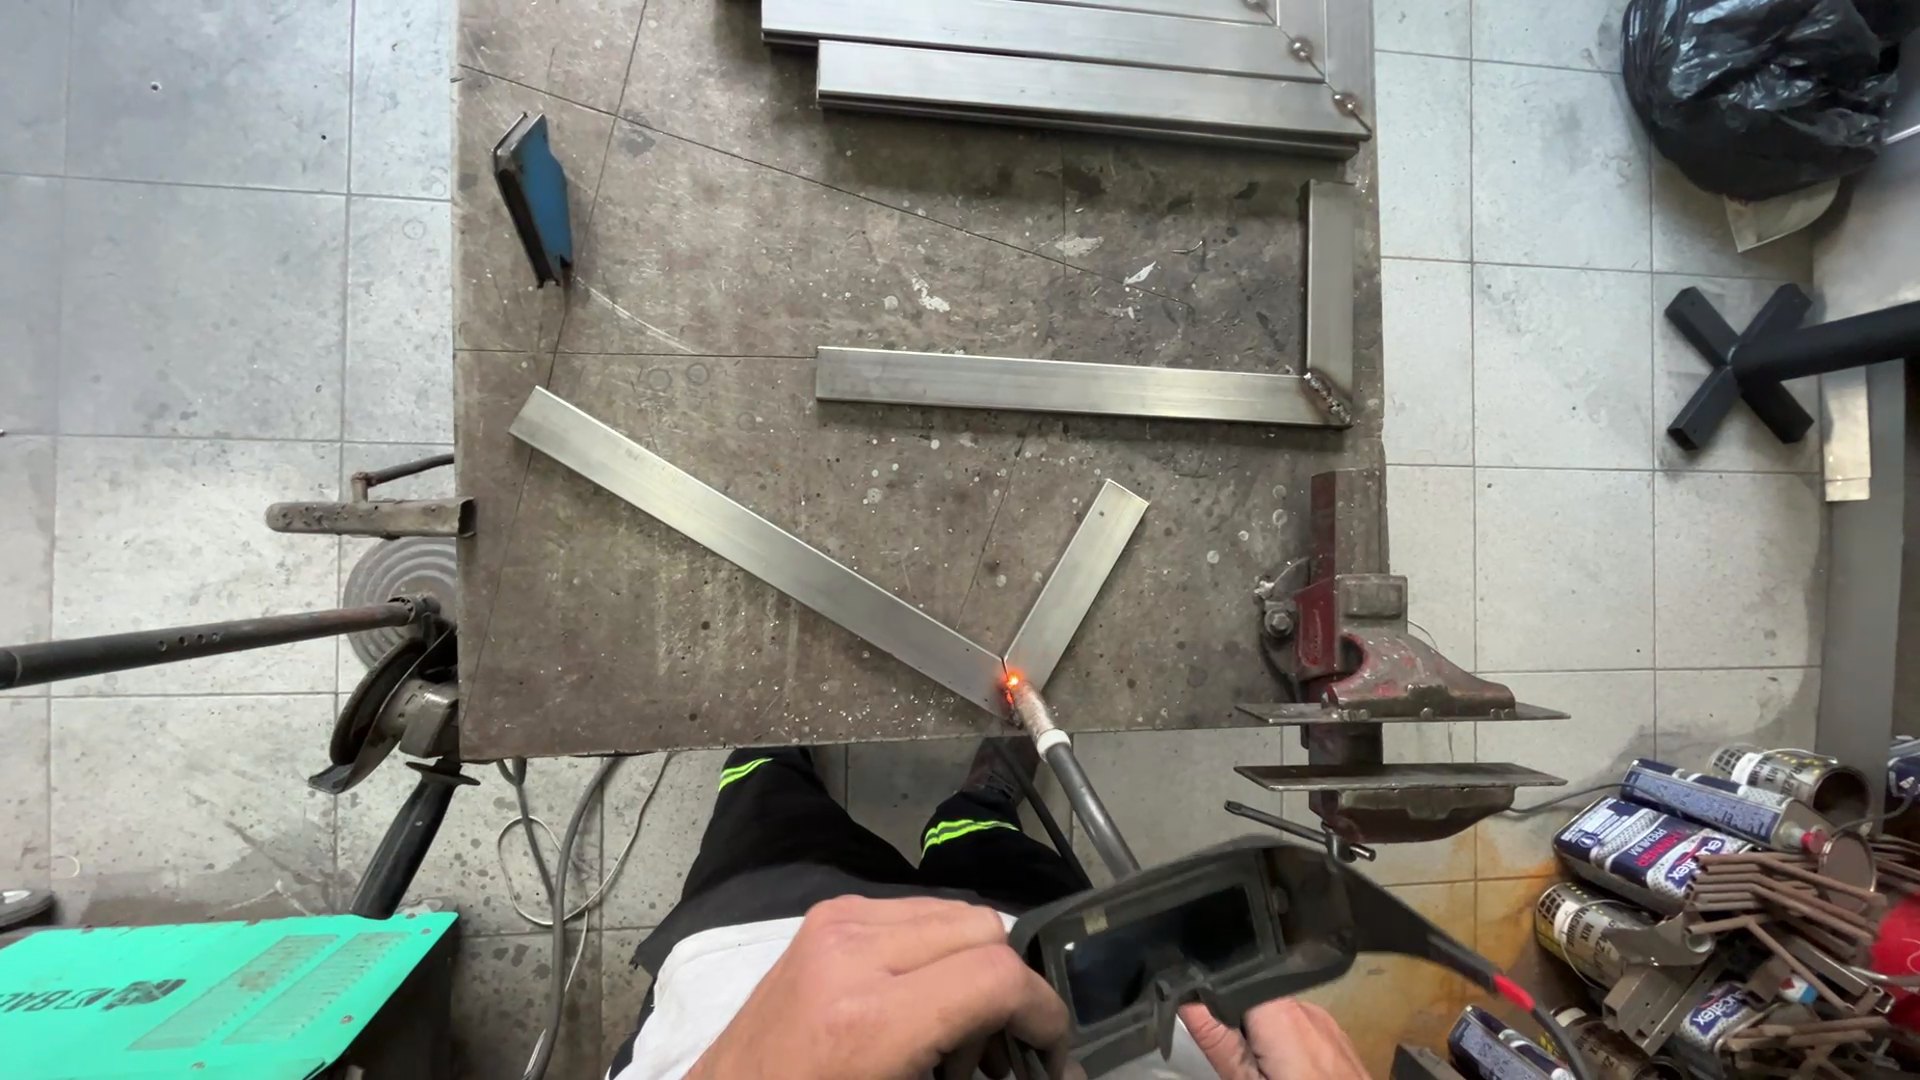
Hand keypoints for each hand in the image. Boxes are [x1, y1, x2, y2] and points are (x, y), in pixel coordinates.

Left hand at [687, 895, 1073, 1079]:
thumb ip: (979, 1079)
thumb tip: (1062, 1075)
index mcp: (869, 1019)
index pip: (993, 976)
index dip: (1042, 1013)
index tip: (1050, 1057)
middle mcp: (855, 948)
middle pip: (982, 930)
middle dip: (1008, 991)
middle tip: (995, 1056)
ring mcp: (838, 918)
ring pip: (955, 911)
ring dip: (974, 965)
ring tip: (952, 1032)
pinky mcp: (830, 909)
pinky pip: (916, 910)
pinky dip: (938, 949)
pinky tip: (920, 998)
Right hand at [1179, 999, 1367, 1079]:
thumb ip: (1217, 1040)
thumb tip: (1184, 995)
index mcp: (1278, 1010)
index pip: (1232, 980)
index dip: (1212, 997)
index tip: (1208, 1027)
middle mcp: (1304, 1005)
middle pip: (1253, 999)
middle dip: (1239, 1024)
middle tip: (1239, 1065)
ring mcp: (1326, 1023)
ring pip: (1277, 1016)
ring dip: (1264, 1038)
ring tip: (1266, 1074)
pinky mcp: (1339, 1042)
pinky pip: (1302, 1031)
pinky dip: (1289, 1048)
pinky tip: (1292, 1077)